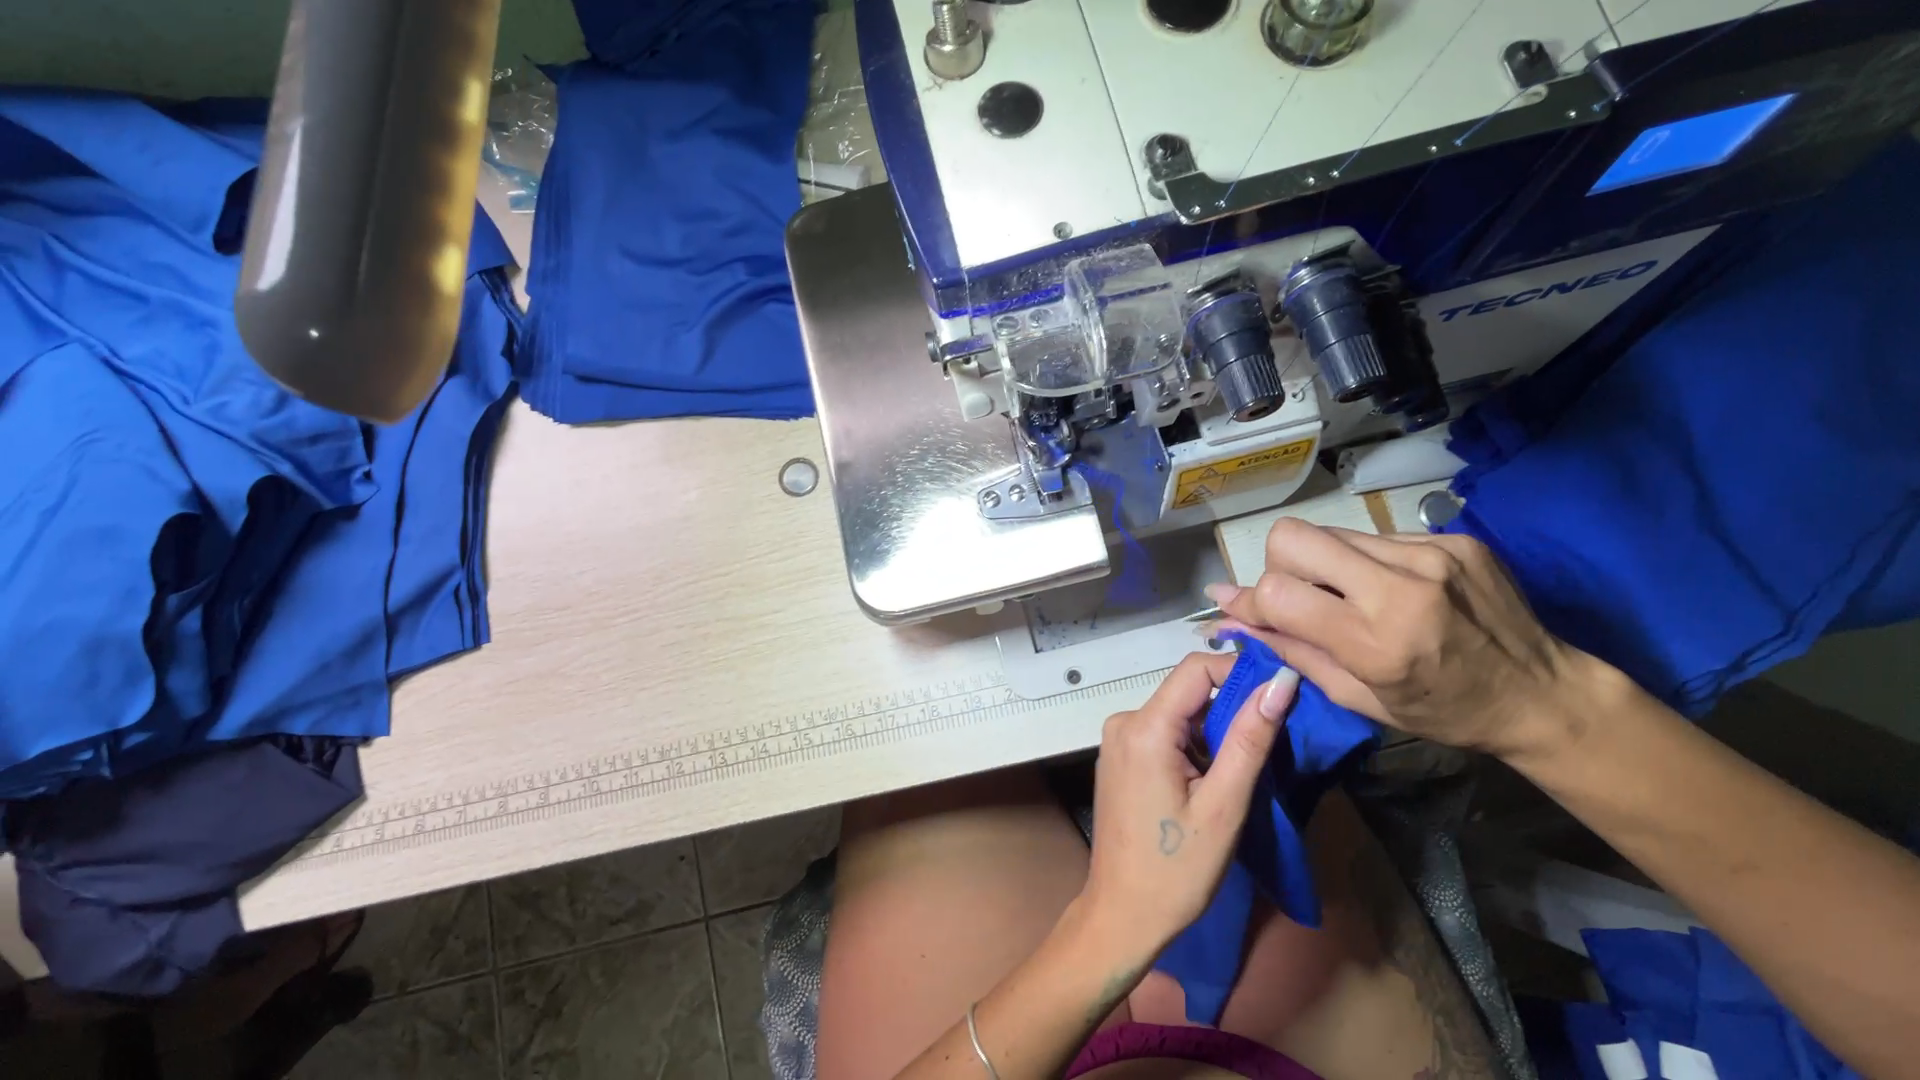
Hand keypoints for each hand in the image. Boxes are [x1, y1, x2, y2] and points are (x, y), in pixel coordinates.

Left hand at [1081, 652, 1296, 956]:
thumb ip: (1250, 737)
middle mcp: (1124, 722)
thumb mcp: (1224, 804)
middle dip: (1232, 709)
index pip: (1196, 668)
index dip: (1241, 672)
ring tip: (1241, 775)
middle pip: (1189, 691)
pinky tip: (1214, 783)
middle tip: (1270, 746)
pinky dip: (1196, 748)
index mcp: (1144, 727)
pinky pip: (1166, 734)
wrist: (1123, 914)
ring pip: (1181, 714)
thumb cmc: (1176, 869)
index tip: (1281, 695)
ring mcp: (1119, 741)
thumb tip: (1281, 681)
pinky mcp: (1122, 759)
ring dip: (1216, 733)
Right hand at [1208, 518, 1585, 761]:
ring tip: (1356, 598)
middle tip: (1304, 599)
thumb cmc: (1444, 712)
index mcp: (1376, 641)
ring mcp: (1430, 554)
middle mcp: (1400, 586)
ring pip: (1333, 533)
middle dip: (1280, 567)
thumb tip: (1227, 616)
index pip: (1277, 592)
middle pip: (1292, 538)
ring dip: (1326, 564)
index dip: (1252, 602)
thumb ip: (1290, 650)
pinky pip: (1378, 536)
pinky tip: (1397, 591)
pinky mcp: (1453, 538)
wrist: (1544, 693)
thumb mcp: (1358, 697)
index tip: (1251, 614)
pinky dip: (1370, 563)